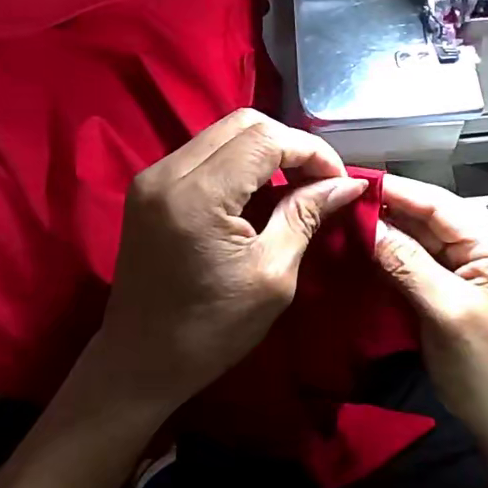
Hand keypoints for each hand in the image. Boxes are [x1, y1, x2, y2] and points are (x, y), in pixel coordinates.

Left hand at [96, 109, 366, 405]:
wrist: (140, 365)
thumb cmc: (211, 329)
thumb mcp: (273, 274)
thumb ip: (307, 215)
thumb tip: (348, 183)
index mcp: (196, 196)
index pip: (265, 138)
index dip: (312, 151)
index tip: (340, 181)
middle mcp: (167, 173)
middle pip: (245, 123)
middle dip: (292, 144)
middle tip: (321, 180)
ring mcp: (153, 177)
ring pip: (226, 132)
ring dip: (270, 150)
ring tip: (298, 185)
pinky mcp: (151, 188)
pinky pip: (209, 152)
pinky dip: (245, 161)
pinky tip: (264, 191)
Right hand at [371, 175, 487, 463]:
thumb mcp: (447, 314)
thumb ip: (407, 264)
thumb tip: (366, 226)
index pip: (444, 206)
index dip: (398, 192)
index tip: (355, 179)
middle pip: (436, 222)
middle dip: (391, 213)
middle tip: (342, 202)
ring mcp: (482, 274)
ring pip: (430, 244)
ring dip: (393, 236)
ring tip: (348, 221)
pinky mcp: (468, 295)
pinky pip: (431, 268)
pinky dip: (402, 262)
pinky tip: (372, 253)